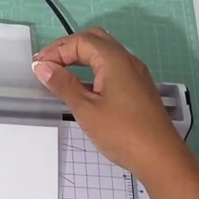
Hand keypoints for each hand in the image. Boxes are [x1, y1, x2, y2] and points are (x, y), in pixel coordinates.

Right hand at [32, 27, 198, 198]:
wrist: (161, 158)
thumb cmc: (121, 132)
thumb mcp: (86, 109)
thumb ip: (63, 84)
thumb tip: (41, 66)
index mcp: (114, 60)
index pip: (80, 42)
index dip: (56, 50)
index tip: (37, 67)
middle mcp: (127, 60)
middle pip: (94, 40)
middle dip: (68, 47)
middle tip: (47, 63)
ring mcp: (135, 74)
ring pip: (104, 52)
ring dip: (81, 56)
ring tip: (59, 71)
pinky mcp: (137, 87)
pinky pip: (112, 66)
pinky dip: (92, 68)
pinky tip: (81, 84)